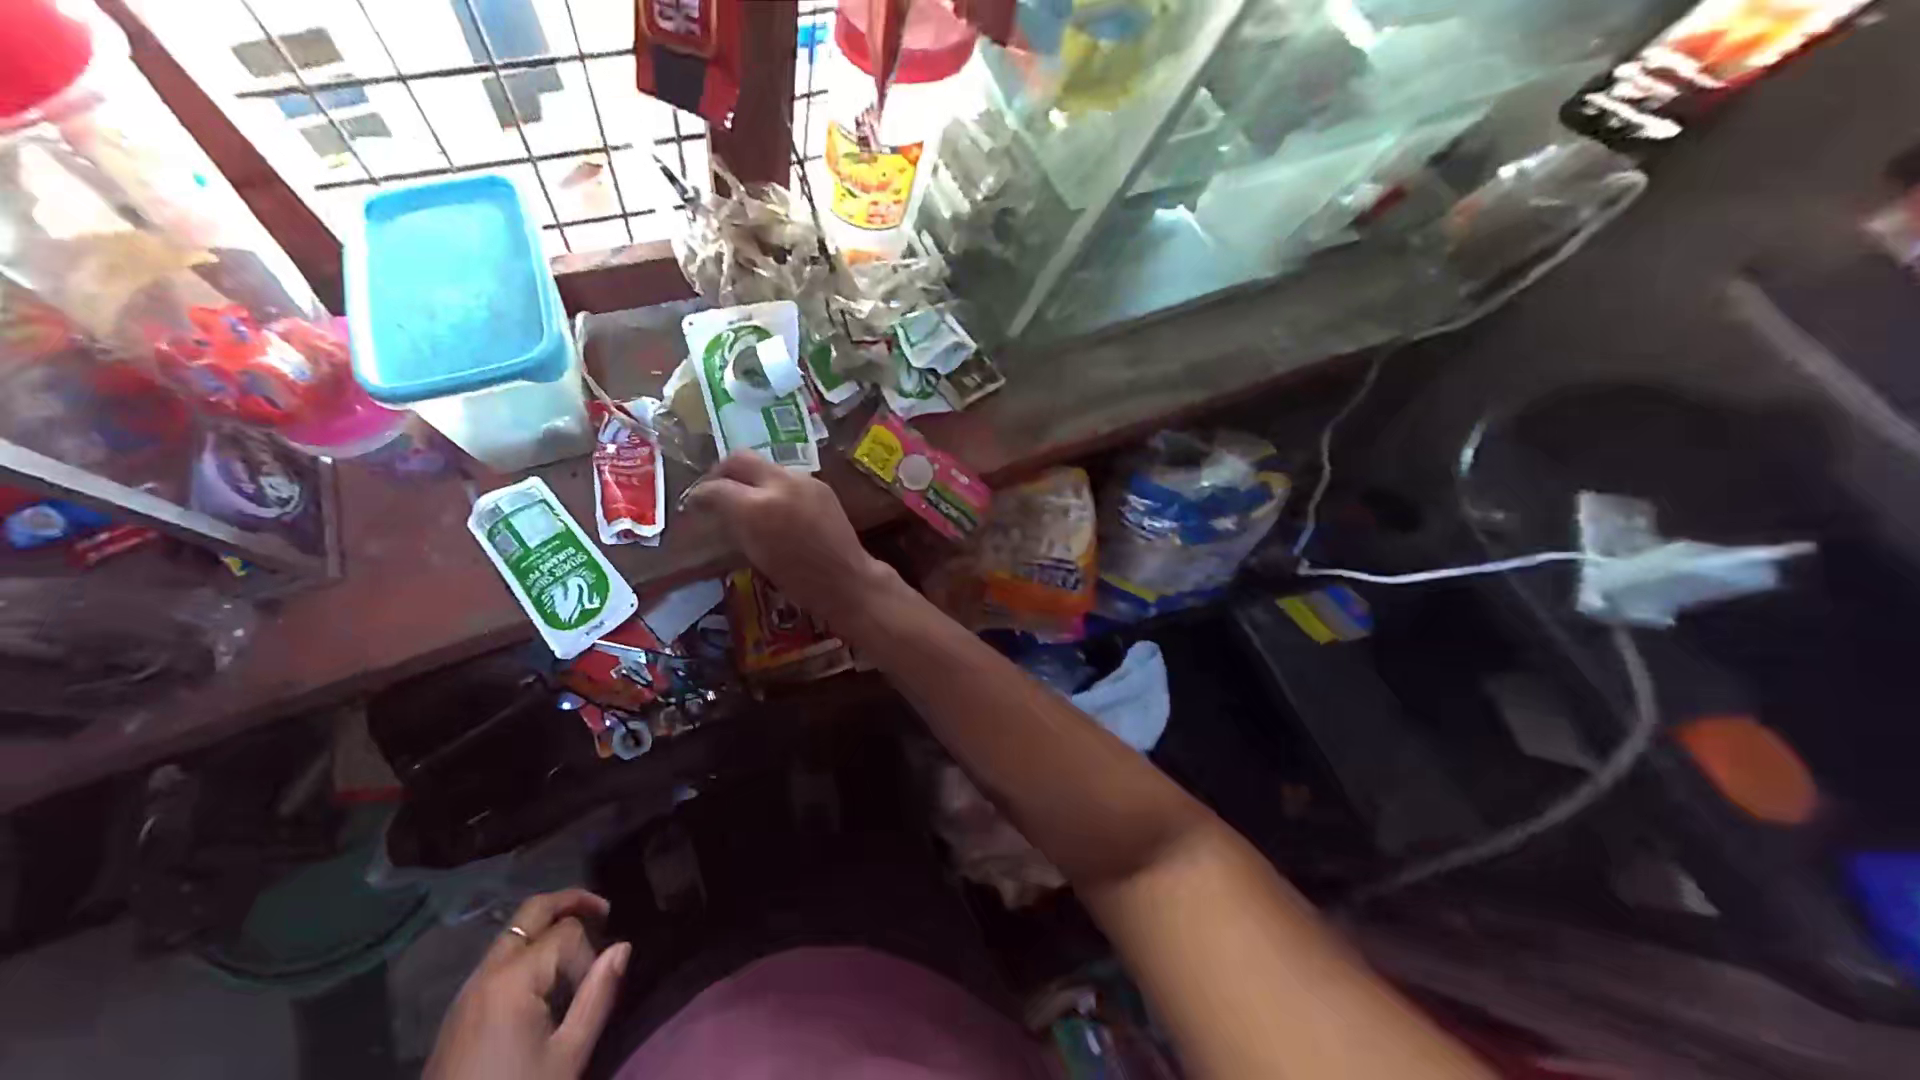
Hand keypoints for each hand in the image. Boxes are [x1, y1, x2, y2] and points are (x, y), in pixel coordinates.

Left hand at [424, 889, 629, 1079]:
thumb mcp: (568, 1055)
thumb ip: (598, 995)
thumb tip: (622, 947)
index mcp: (513, 979)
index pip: (567, 932)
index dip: (591, 950)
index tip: (598, 986)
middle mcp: (487, 972)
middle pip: (532, 911)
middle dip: (571, 902)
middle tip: (604, 910)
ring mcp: (468, 989)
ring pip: (514, 931)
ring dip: (549, 924)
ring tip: (581, 942)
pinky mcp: (460, 1009)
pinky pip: (499, 957)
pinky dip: (529, 946)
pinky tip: (548, 974)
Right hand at [683, 451, 901, 627]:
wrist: (845, 579)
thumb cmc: (797, 580)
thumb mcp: (754, 555)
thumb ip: (734, 524)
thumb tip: (716, 510)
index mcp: (756, 508)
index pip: (715, 488)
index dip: (698, 495)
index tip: (693, 504)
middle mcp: (779, 484)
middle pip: (739, 459)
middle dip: (720, 471)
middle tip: (714, 489)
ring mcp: (803, 480)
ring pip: (765, 466)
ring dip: (750, 478)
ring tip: (744, 499)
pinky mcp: (820, 484)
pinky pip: (788, 477)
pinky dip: (774, 486)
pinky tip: (774, 505)